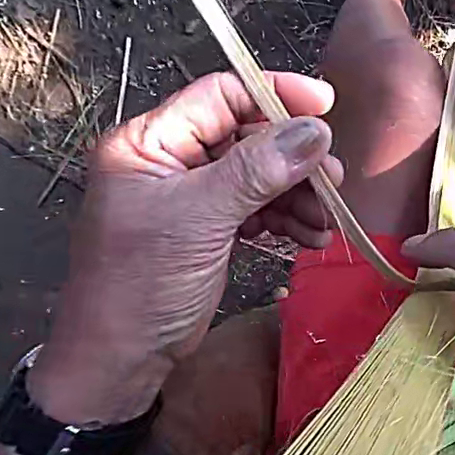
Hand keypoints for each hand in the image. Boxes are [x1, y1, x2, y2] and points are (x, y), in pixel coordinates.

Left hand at [29, 72, 340, 424]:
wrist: (121, 359)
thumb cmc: (142, 285)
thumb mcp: (198, 219)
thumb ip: (256, 170)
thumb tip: (315, 131)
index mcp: (147, 144)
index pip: (218, 97)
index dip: (273, 95)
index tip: (324, 105)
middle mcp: (167, 164)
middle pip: (243, 139)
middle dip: (292, 160)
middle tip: (333, 181)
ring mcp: (187, 200)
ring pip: (254, 178)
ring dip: (294, 197)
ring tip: (324, 222)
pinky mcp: (205, 231)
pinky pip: (252, 211)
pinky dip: (282, 221)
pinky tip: (309, 237)